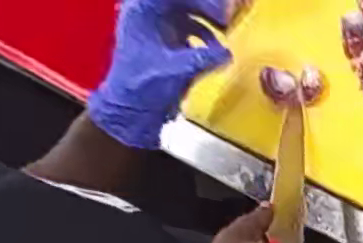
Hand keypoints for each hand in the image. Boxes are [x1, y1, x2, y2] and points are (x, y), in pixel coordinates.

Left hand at [89, 0, 233, 149]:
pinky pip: (187, 30)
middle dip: (207, 6)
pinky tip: (215, 47)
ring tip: (226, 29)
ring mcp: (156, 29)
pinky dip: (203, 35)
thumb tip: (225, 52)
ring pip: (185, 12)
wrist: (132, 112)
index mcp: (142, 10)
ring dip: (207, 19)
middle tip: (230, 15)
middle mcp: (147, 14)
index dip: (203, 1)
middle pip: (181, 1)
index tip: (224, 10)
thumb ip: (203, 58)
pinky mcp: (165, 45)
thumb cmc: (142, 88)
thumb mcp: (177, 70)